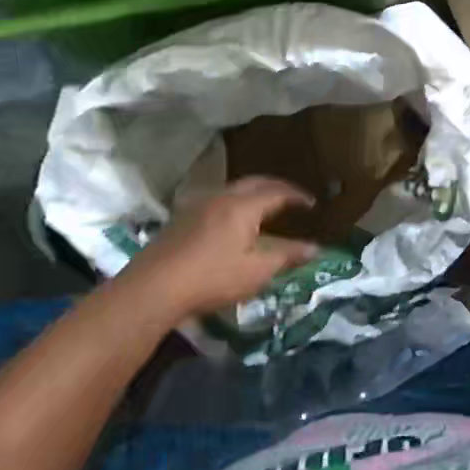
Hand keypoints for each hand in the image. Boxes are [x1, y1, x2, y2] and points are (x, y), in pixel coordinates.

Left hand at [110, 177, 319, 323]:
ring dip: (253, 193)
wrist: (155, 287)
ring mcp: (197, 205)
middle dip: (276, 186)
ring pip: (232, 189)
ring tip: (265, 207)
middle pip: (253, 182)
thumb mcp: (256, 271)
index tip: (312, 203)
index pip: (277, 191)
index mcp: (242, 206)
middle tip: (291, 198)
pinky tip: (232, 221)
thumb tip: (315, 247)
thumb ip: (287, 255)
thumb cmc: (212, 278)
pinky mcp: (181, 218)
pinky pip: (216, 200)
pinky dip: (235, 203)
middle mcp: (220, 197)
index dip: (297, 195)